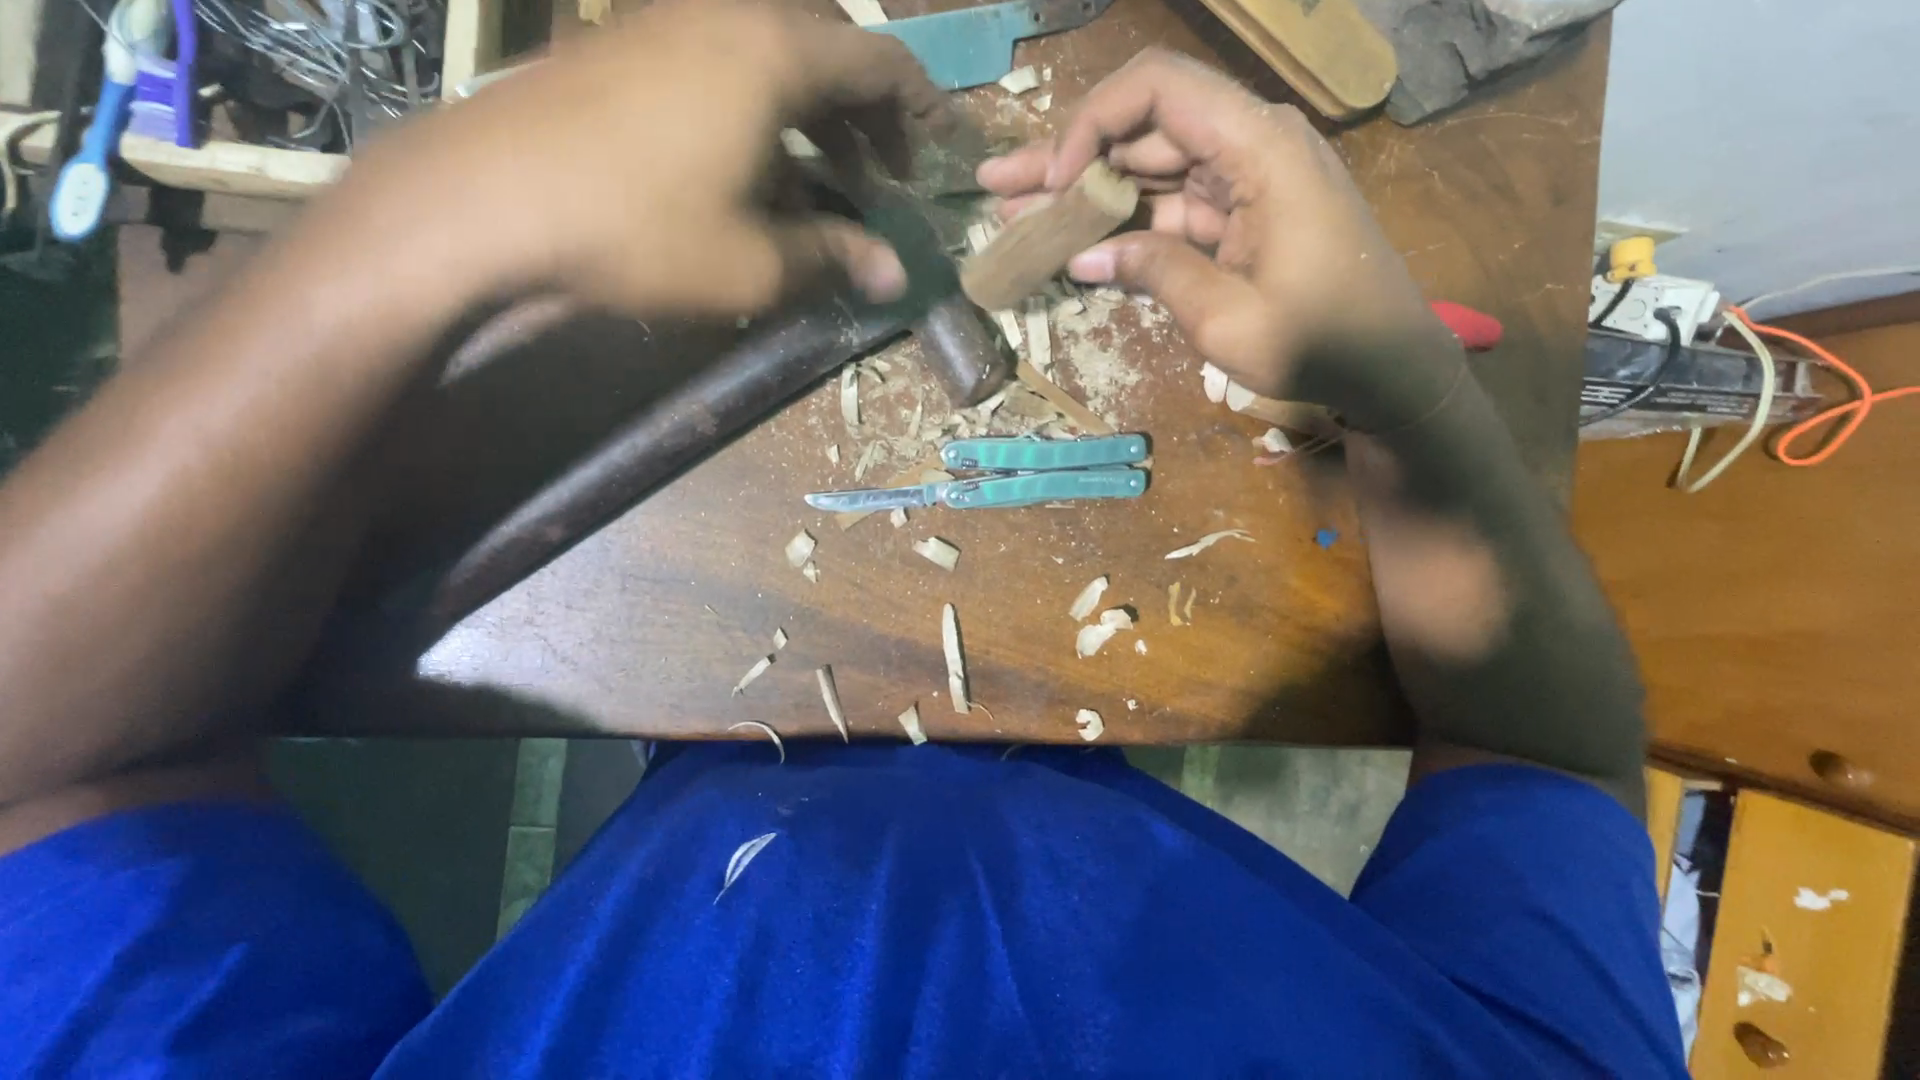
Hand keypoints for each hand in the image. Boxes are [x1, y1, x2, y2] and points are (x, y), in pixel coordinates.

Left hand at [336, 2, 946, 315]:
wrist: (482, 205)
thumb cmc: (638, 232)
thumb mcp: (754, 262)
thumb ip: (834, 257)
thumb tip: (894, 274)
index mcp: (774, 50)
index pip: (879, 61)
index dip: (920, 110)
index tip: (935, 157)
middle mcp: (725, 12)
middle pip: (826, 43)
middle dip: (865, 109)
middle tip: (879, 174)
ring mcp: (664, 20)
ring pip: (768, 49)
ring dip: (810, 109)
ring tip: (822, 177)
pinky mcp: (619, 43)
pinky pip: (716, 58)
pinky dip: (753, 104)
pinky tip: (747, 165)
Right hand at [977, 49, 1452, 399]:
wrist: (1391, 370)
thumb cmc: (1322, 343)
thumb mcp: (1227, 317)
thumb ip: (1156, 273)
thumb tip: (1086, 255)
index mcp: (1259, 147)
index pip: (1158, 89)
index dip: (1092, 123)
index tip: (1054, 183)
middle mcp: (1249, 147)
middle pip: (1142, 130)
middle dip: (1066, 159)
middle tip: (995, 185)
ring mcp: (1243, 184)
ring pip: (1147, 171)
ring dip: (1085, 195)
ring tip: (1014, 215)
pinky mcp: (1239, 219)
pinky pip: (1168, 210)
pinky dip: (1122, 228)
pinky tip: (1072, 245)